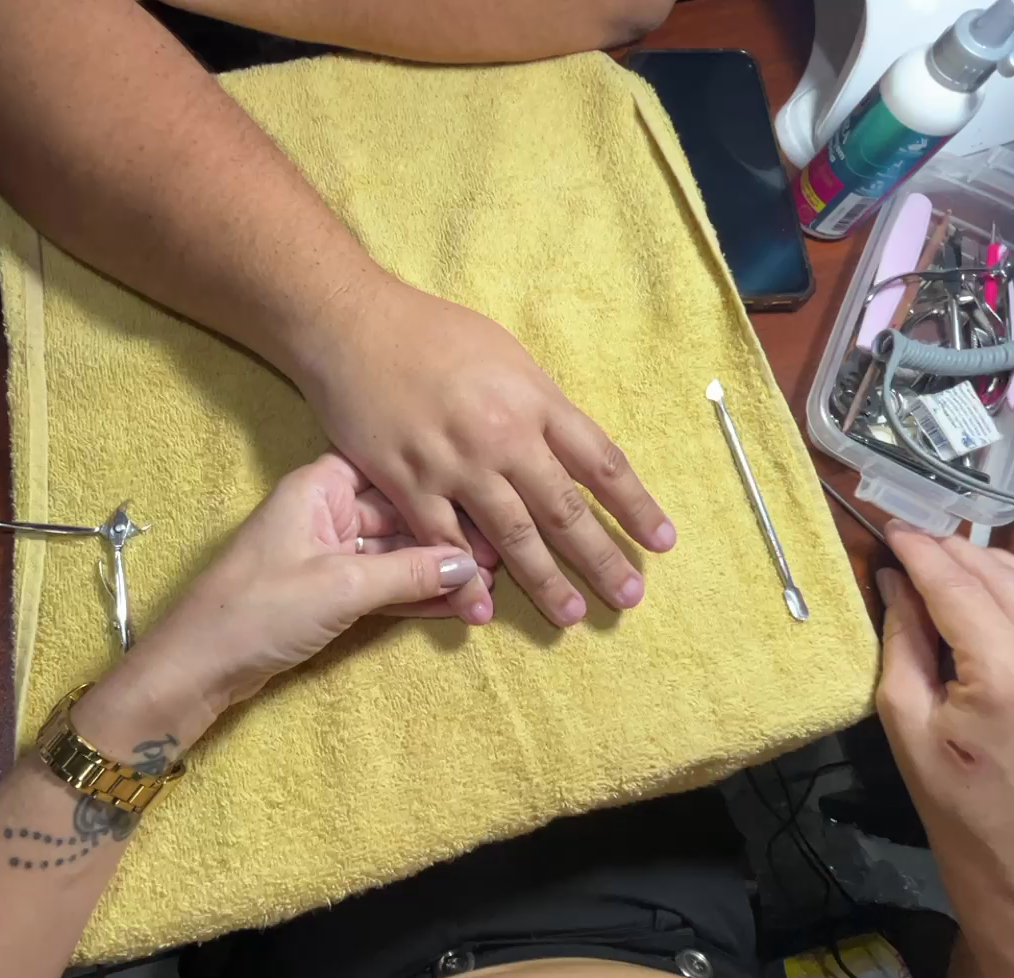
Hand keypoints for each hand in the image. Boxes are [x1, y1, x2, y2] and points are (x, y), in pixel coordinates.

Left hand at [98, 453, 494, 745]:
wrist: (199, 667)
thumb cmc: (260, 610)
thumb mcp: (341, 586)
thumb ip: (408, 573)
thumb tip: (470, 565)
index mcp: (320, 488)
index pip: (390, 470)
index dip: (438, 486)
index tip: (485, 504)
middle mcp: (327, 512)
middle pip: (399, 517)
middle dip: (447, 541)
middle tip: (502, 560)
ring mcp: (328, 554)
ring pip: (395, 556)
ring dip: (436, 574)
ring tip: (489, 588)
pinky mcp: (329, 592)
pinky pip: (382, 586)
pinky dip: (413, 596)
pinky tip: (456, 605)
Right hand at [295, 280, 674, 626]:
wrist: (353, 325)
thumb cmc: (429, 331)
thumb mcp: (503, 353)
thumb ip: (535, 404)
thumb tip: (561, 447)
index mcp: (534, 400)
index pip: (600, 463)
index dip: (634, 506)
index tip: (660, 541)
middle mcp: (503, 436)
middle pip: (563, 509)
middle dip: (601, 558)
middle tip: (628, 597)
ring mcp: (455, 463)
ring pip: (511, 534)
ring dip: (544, 581)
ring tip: (571, 616)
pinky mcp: (407, 481)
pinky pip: (442, 539)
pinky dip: (463, 578)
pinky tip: (481, 610)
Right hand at [875, 524, 1013, 930]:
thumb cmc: (947, 790)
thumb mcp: (901, 714)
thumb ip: (903, 638)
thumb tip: (895, 580)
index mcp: (1009, 680)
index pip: (960, 591)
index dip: (922, 554)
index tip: (893, 529)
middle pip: (1005, 582)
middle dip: (955, 553)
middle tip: (914, 542)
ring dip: (996, 565)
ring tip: (952, 558)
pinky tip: (1001, 587)